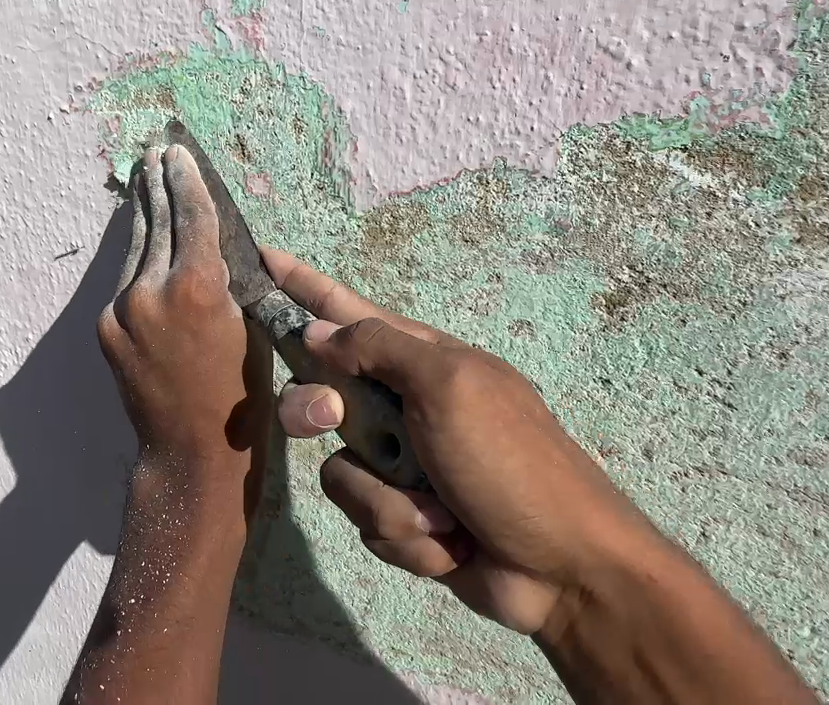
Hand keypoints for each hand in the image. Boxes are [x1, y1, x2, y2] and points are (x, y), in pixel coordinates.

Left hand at [97, 146, 265, 487]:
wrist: (190, 451)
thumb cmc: (240, 392)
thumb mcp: (248, 325)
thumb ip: (225, 280)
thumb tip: (210, 244)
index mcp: (196, 287)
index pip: (192, 217)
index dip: (187, 181)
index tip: (179, 153)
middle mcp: (151, 290)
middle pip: (158, 223)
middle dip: (159, 185)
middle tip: (157, 152)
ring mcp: (122, 309)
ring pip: (137, 248)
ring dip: (143, 212)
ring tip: (145, 178)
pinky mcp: (106, 327)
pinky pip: (127, 279)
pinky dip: (139, 255)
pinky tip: (143, 235)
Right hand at [264, 248, 670, 637]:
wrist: (564, 571)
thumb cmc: (510, 461)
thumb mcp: (448, 386)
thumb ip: (377, 348)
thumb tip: (317, 332)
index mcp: (419, 359)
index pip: (346, 310)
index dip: (303, 285)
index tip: (263, 256)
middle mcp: (402, 405)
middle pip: (320, 395)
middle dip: (317, 415)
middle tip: (332, 423)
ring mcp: (402, 464)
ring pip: (339, 469)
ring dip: (387, 499)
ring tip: (441, 514)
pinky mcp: (403, 516)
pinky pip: (366, 518)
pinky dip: (407, 536)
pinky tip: (449, 542)